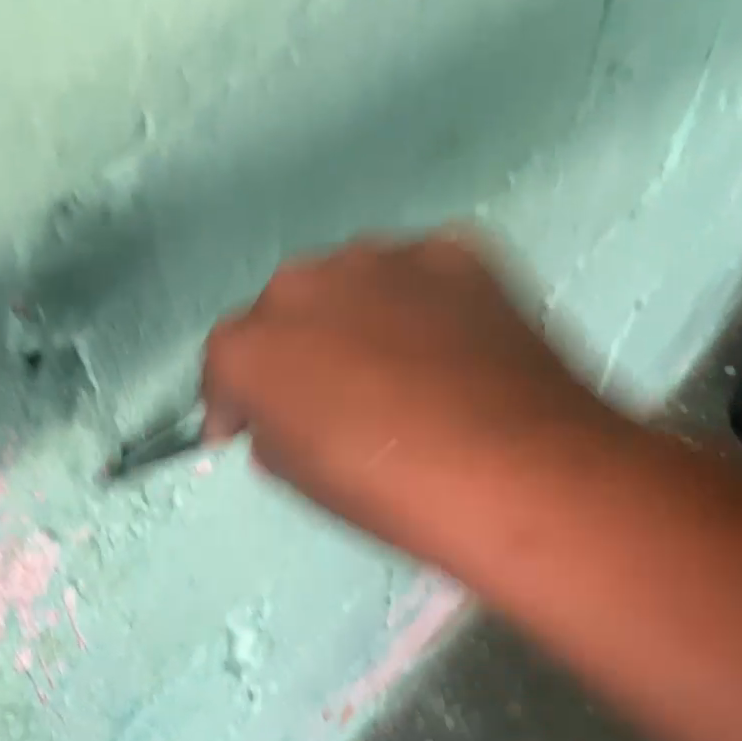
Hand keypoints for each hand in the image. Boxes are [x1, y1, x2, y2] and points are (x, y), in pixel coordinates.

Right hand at [201, 228, 630, 557]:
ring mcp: (375, 258)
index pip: (223, 366)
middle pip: (281, 315)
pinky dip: (418, 303)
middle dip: (293, 351)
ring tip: (395, 366)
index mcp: (246, 346)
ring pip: (346, 285)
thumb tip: (281, 418)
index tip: (249, 429)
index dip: (236, 403)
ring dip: (354, 319)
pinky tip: (445, 343)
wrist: (518, 469)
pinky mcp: (450, 250)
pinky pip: (414, 276)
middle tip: (329, 396)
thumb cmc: (387, 490)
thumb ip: (271, 430)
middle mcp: (295, 284)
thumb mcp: (298, 477)